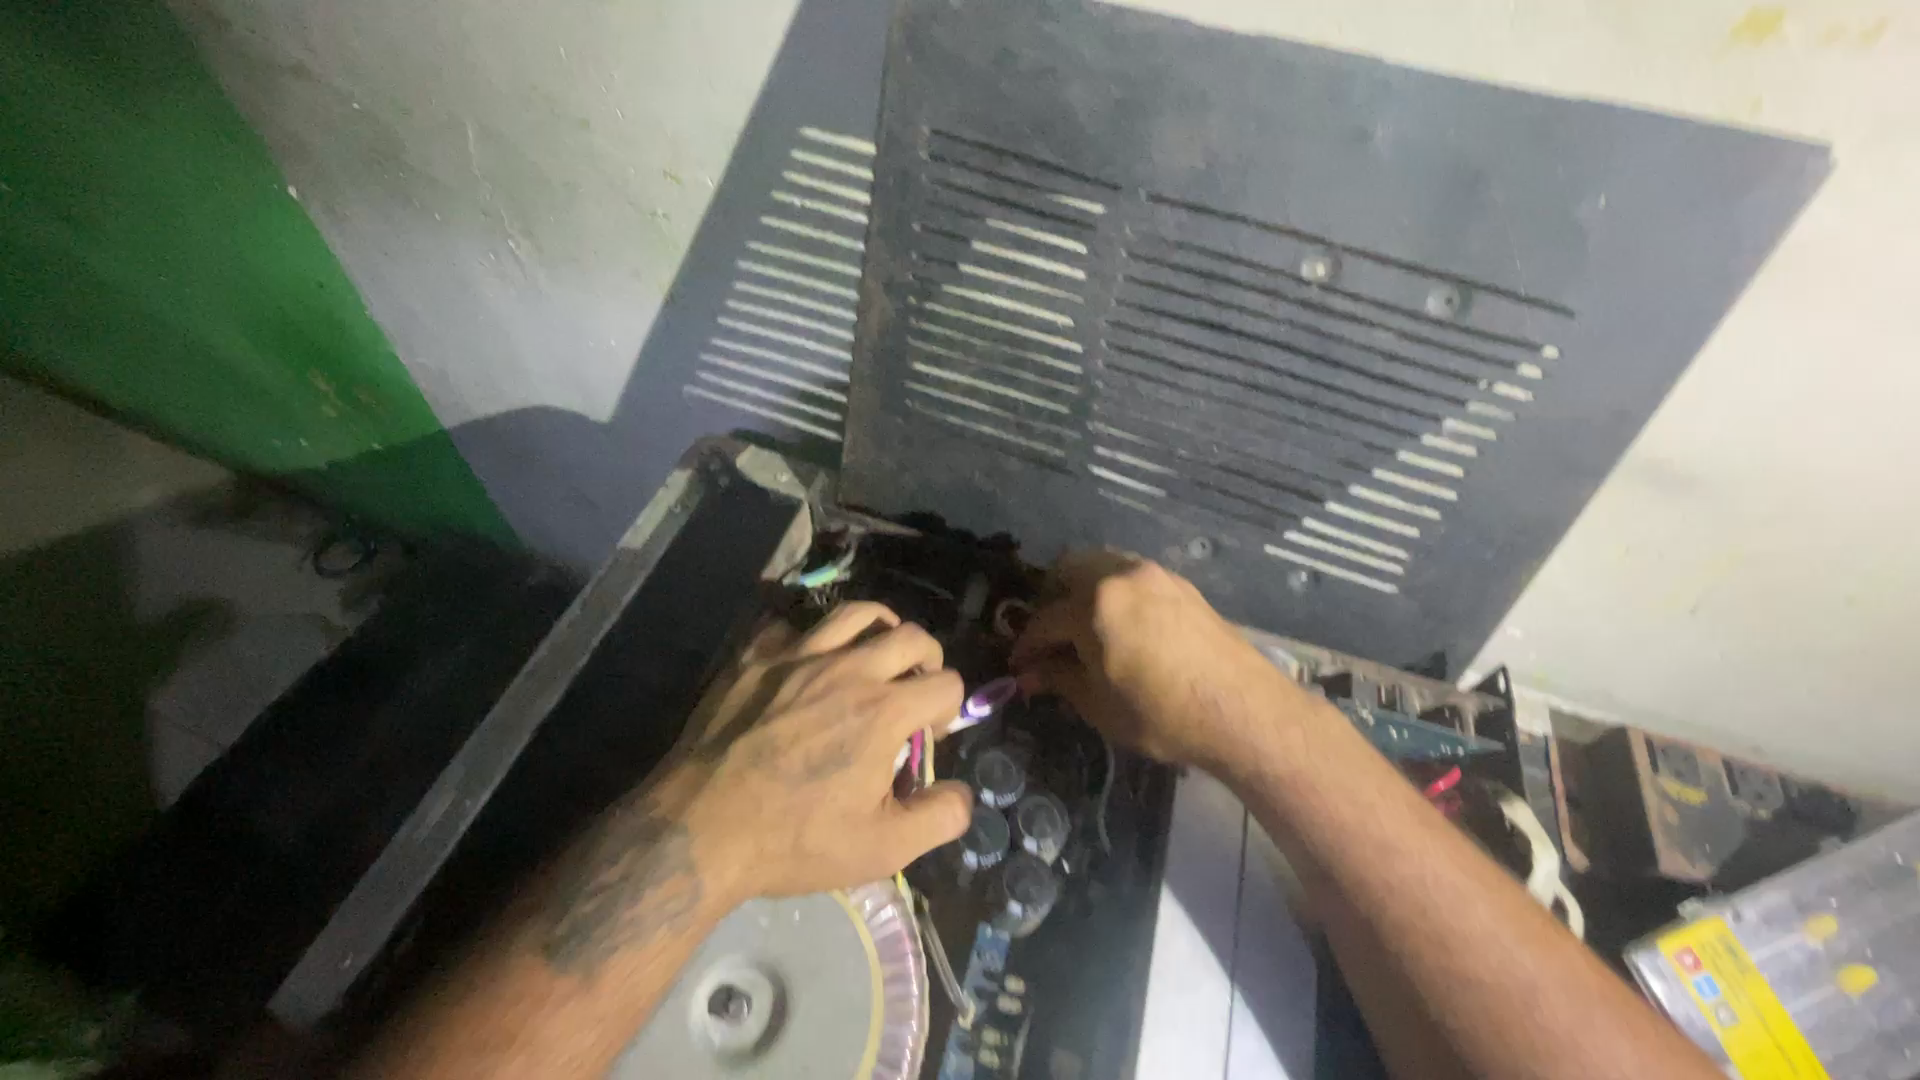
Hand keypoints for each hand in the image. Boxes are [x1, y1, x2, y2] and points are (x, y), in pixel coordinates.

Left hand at [684, 602, 972, 900]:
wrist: (699, 829)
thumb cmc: (794, 841)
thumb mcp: (881, 849)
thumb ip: (940, 818)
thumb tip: (963, 793)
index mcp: (883, 711)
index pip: (946, 683)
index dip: (949, 709)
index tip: (928, 735)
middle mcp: (847, 669)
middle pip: (910, 635)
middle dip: (928, 658)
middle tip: (914, 687)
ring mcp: (796, 656)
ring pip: (855, 613)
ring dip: (880, 629)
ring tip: (876, 653)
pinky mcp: (754, 657)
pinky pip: (793, 625)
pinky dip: (810, 638)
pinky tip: (807, 664)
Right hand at [1011, 550, 1312, 776]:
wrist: (1243, 712)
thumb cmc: (1161, 714)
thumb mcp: (1098, 704)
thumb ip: (1059, 679)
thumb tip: (1030, 674)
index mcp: (1094, 604)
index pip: (1044, 621)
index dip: (1026, 647)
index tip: (1018, 668)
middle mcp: (1120, 575)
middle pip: (1069, 570)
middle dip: (1051, 601)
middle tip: (1051, 639)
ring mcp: (1155, 575)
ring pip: (1103, 566)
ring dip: (1084, 592)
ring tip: (1086, 632)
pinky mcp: (1181, 585)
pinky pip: (1132, 577)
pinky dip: (1115, 594)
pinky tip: (1123, 629)